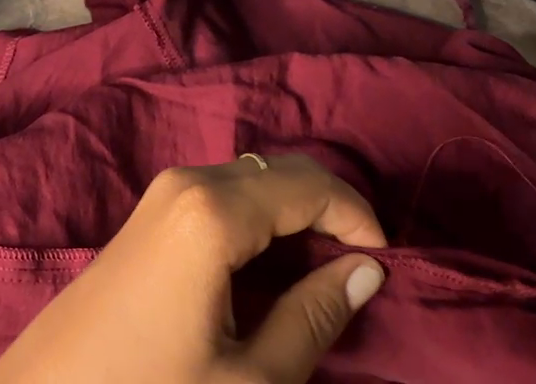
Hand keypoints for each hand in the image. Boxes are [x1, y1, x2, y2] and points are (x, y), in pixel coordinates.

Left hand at [0, 153, 387, 383]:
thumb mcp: (249, 381)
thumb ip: (314, 316)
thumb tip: (367, 270)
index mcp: (214, 210)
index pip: (311, 185)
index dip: (359, 218)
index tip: (386, 266)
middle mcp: (188, 181)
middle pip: (283, 173)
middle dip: (330, 211)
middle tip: (358, 270)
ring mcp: (162, 194)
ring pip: (254, 182)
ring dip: (295, 217)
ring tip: (320, 275)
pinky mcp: (148, 215)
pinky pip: (223, 196)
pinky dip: (261, 222)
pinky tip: (268, 271)